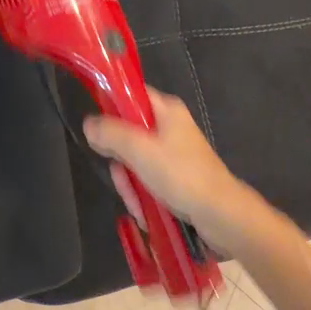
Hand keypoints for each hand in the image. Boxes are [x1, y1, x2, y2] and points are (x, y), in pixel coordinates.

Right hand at [83, 88, 252, 235]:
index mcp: (166, 109)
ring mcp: (175, 154)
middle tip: (121, 176)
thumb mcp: (140, 150)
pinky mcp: (178, 178)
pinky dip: (143, 194)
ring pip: (137, 160)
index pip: (131, 95)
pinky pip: (149, 179)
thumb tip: (89, 123)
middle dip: (120, 160)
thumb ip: (111, 133)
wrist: (222, 215)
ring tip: (137, 204)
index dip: (111, 106)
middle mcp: (170, 127)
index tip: (97, 129)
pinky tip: (144, 212)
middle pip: (130, 133)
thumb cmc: (181, 174)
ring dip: (131, 184)